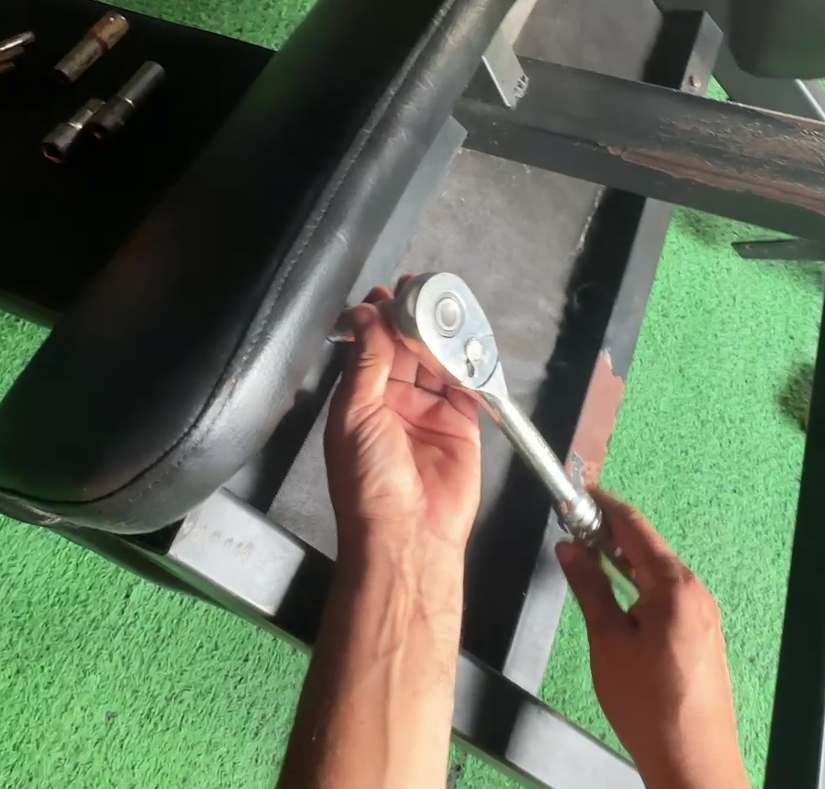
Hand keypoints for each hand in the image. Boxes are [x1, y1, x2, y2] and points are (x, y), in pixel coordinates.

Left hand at [324, 288, 483, 553]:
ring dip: (440, 333)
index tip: (387, 291)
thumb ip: (366, 362)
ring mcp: (430, 409)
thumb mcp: (356, 413)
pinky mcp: (463, 421)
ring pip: (436, 360)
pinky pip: (467, 383)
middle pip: (405, 347)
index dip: (378, 319)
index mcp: (361, 397)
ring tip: (445, 304)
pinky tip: (469, 335)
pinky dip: (469, 360)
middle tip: (421, 288)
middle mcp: (394, 399)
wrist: (408, 536)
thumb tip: (366, 313)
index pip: (370, 347)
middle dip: (411, 317)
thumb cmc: (368, 477)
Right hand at [557, 491, 747, 788]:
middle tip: (572, 526)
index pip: (634, 526)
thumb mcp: (607, 639)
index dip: (602, 505)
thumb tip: (569, 547)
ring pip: (656, 569)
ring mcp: (703, 614)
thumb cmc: (649, 704)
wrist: (694, 767)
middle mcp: (696, 592)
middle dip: (609, 531)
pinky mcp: (702, 634)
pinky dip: (638, 581)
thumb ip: (589, 585)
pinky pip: (666, 591)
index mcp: (675, 585)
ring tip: (587, 553)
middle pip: (647, 545)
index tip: (575, 493)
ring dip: (622, 557)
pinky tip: (616, 590)